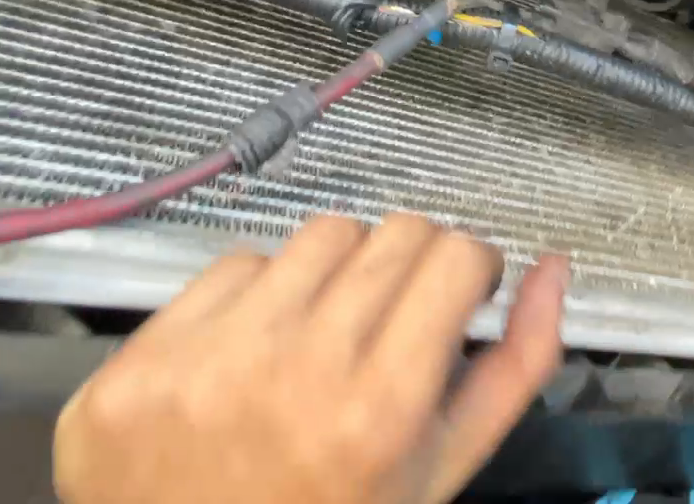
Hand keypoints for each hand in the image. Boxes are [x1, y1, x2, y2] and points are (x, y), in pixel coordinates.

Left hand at [54, 214, 568, 503]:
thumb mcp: (448, 462)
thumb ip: (521, 360)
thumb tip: (553, 266)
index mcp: (380, 407)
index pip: (456, 254)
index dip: (471, 268)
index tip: (459, 295)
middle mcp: (293, 372)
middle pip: (398, 232)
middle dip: (416, 262)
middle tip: (398, 315)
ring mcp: (206, 364)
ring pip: (324, 233)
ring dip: (344, 267)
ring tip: (330, 325)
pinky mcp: (140, 361)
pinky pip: (238, 261)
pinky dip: (264, 292)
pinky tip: (259, 347)